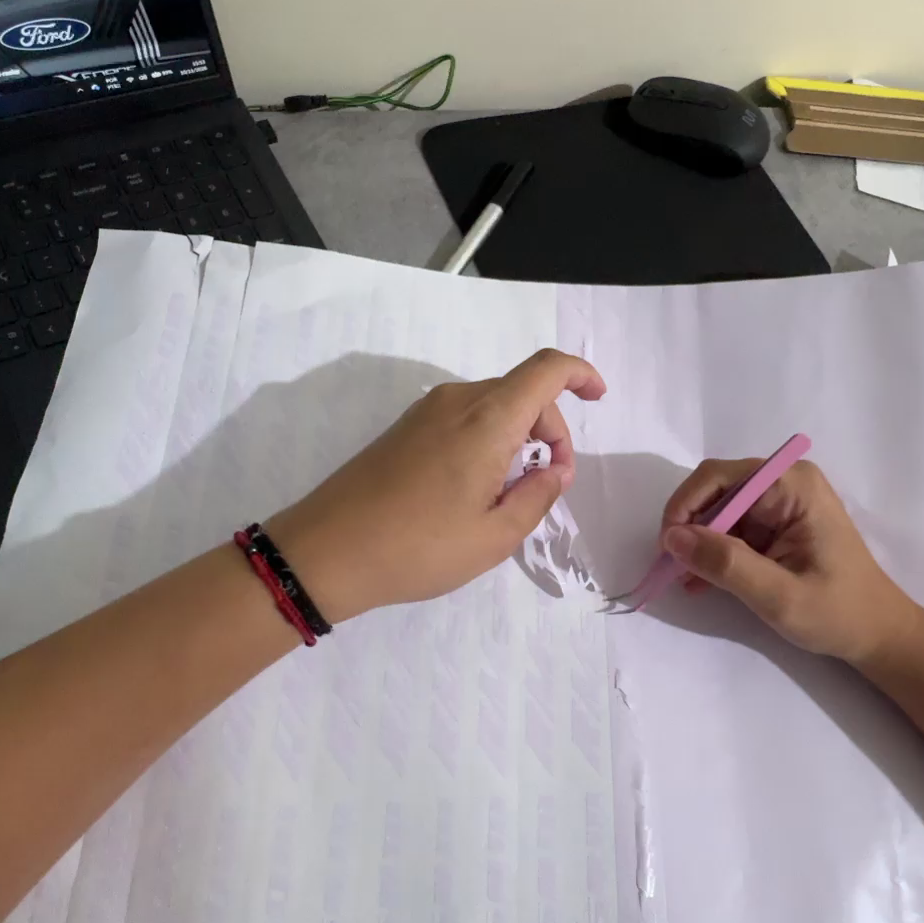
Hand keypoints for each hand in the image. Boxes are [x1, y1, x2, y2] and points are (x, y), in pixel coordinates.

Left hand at [267, 349, 606, 622]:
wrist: (324, 552)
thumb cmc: (419, 547)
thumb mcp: (494, 535)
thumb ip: (537, 496)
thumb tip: (555, 470)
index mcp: (487, 420)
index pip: (546, 370)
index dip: (580, 374)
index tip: (599, 397)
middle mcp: (457, 402)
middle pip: (523, 392)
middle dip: (550, 429)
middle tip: (548, 484)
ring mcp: (426, 412)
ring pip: (494, 405)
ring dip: (518, 436)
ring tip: (510, 494)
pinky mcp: (406, 429)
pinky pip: (465, 418)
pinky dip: (489, 439)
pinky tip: (476, 488)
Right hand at [659, 459, 919, 664]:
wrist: (878, 634)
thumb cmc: (838, 614)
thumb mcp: (778, 596)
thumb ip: (726, 564)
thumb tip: (672, 538)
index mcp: (793, 486)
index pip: (720, 477)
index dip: (686, 506)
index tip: (668, 548)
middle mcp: (786, 481)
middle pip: (717, 490)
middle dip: (691, 527)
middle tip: (672, 569)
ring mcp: (782, 500)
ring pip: (720, 509)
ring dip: (700, 543)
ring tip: (686, 580)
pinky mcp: (778, 520)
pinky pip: (733, 526)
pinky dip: (715, 551)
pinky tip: (702, 581)